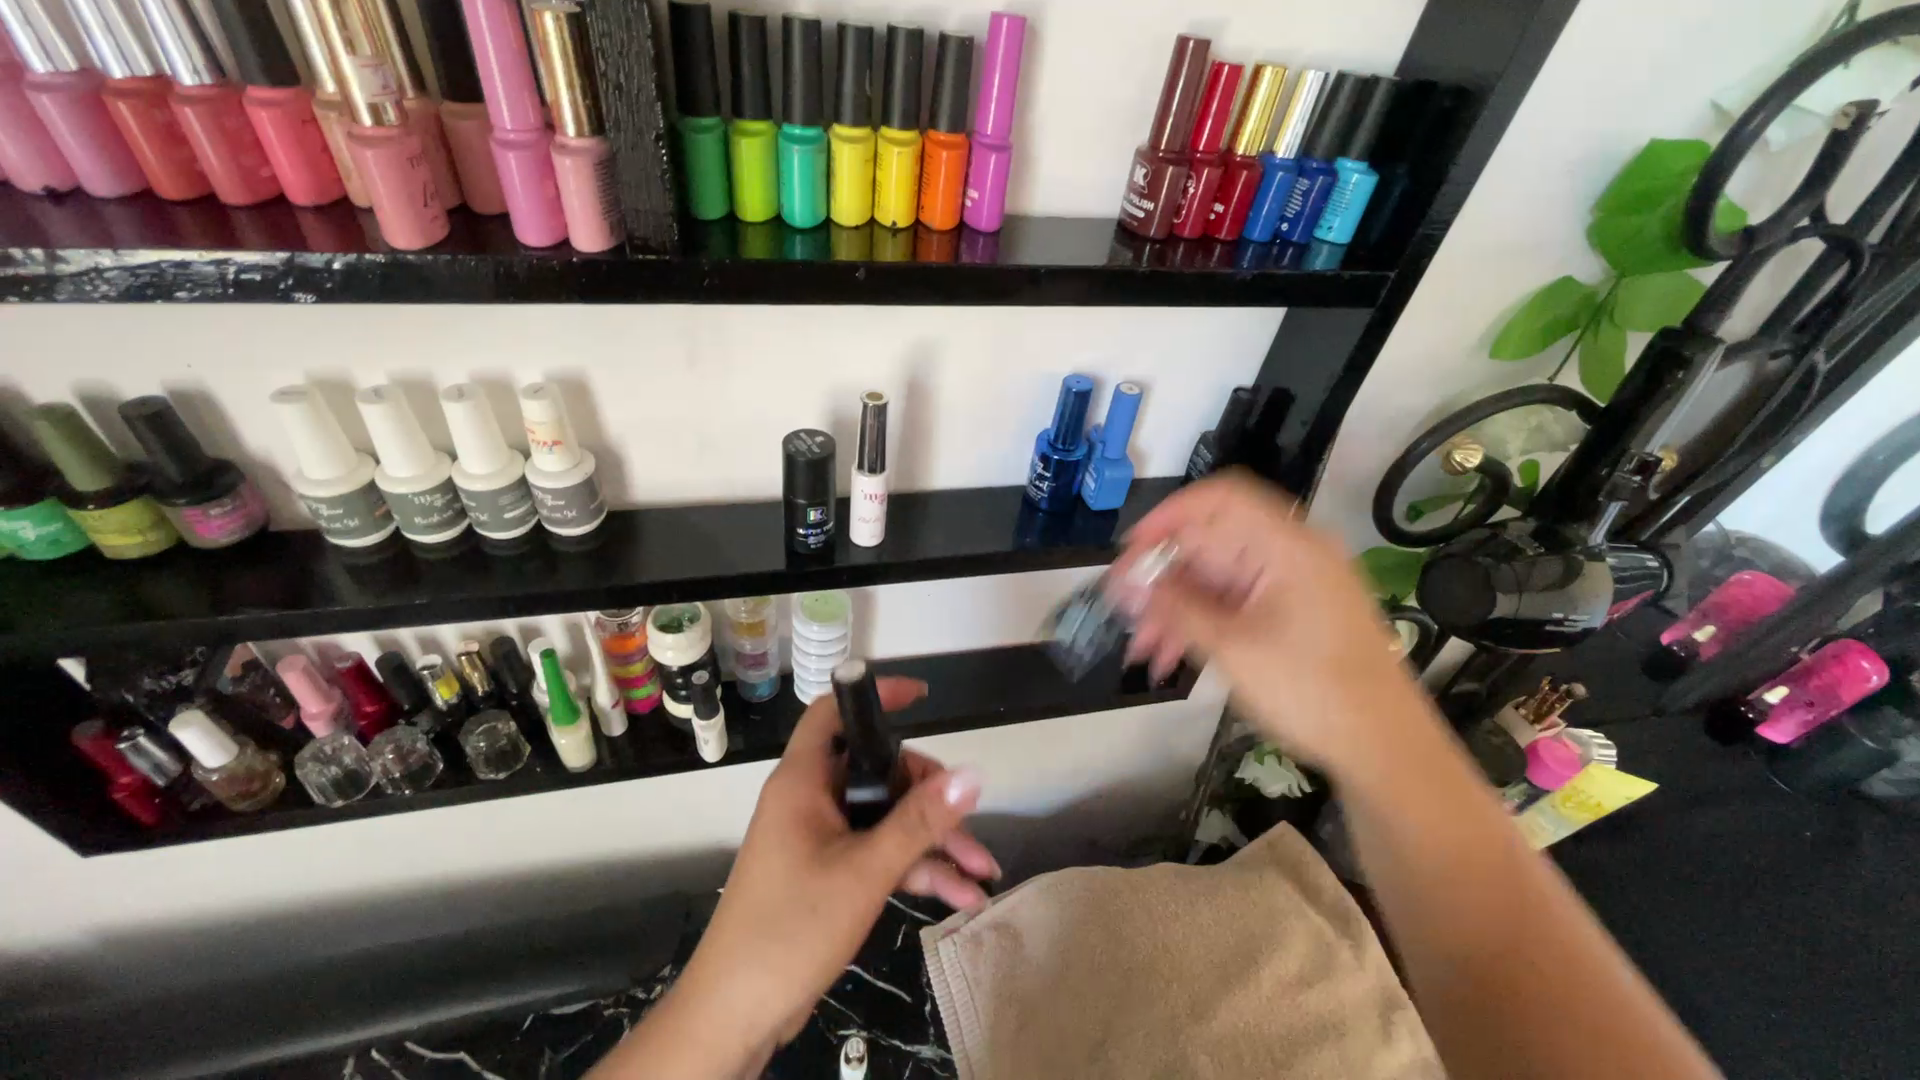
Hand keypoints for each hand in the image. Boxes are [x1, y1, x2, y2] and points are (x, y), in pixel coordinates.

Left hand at [670, 678, 995, 1059]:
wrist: (737, 1013)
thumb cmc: (792, 928)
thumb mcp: (865, 872)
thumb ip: (919, 822)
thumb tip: (971, 775)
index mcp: (804, 782)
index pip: (835, 714)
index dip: (875, 696)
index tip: (921, 698)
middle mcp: (811, 801)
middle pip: (878, 772)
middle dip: (931, 798)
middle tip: (969, 821)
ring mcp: (820, 839)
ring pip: (885, 820)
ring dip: (934, 844)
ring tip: (985, 873)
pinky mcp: (828, 875)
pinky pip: (879, 856)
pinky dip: (916, 872)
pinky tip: (961, 897)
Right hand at [1115, 470, 1437, 771]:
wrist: (1385, 750)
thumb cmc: (1314, 693)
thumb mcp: (1234, 649)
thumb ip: (1178, 608)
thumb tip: (1131, 582)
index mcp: (1287, 547)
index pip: (1220, 501)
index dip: (1168, 517)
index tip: (1130, 552)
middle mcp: (1291, 557)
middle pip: (1212, 545)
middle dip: (1162, 578)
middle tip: (1123, 611)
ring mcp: (1292, 588)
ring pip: (1216, 581)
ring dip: (1174, 609)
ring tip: (1142, 648)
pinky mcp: (1292, 617)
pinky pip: (1234, 606)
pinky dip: (1200, 625)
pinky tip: (1170, 658)